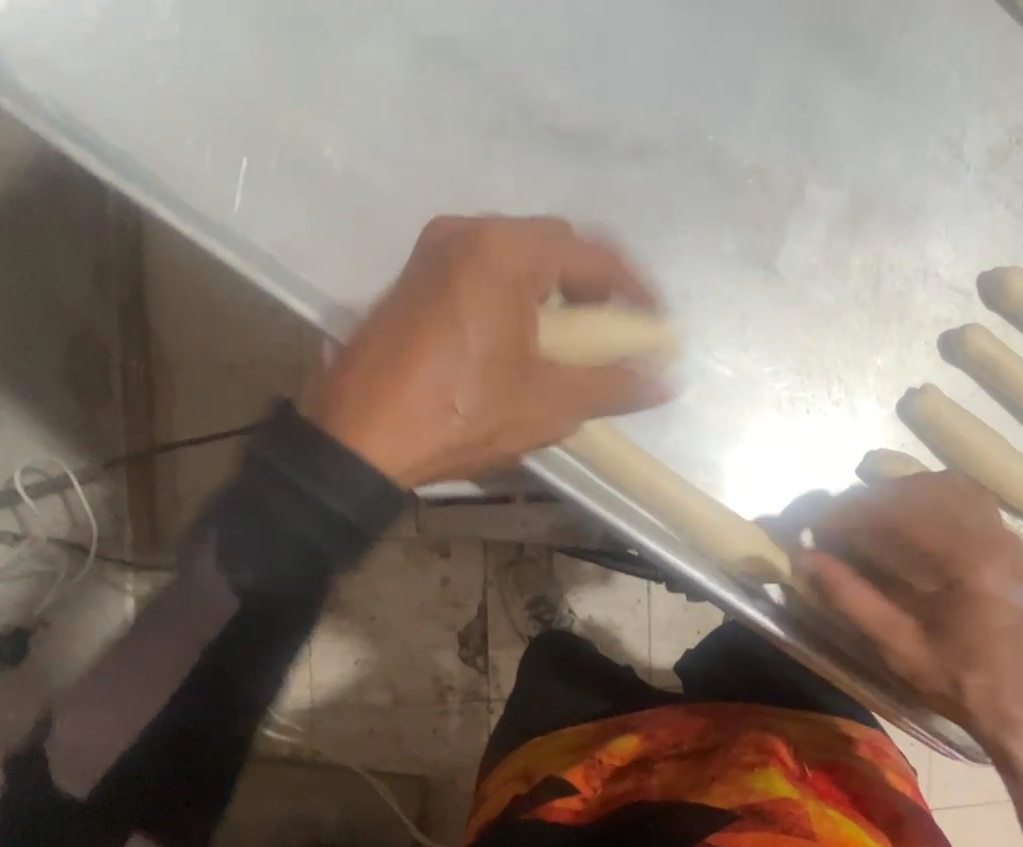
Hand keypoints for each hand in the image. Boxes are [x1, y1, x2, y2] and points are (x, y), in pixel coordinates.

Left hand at [301, 216, 673, 486]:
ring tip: (582, 337)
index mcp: (504, 252)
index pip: (592, 255)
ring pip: (520, 255)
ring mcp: (436, 252)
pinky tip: (534, 335)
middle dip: (597, 286)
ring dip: (559, 289)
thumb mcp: (549, 404)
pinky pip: (488, 269)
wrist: (357, 437)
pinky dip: (522, 293)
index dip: (635, 290)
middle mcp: (468, 233)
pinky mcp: (418, 276)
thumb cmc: (461, 414)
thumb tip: (666, 382)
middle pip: (555, 245)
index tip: (659, 326)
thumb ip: (614, 385)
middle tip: (621, 330)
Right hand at [794, 472, 1022, 758]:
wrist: (1013, 701)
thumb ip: (850, 597)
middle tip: (836, 522)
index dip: (851, 515)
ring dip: (900, 494)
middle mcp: (990, 537)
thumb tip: (804, 558)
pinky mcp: (1003, 542)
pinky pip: (965, 498)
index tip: (816, 527)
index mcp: (968, 562)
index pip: (900, 514)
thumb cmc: (956, 679)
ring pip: (946, 486)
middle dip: (872, 501)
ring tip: (866, 517)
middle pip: (923, 490)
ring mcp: (1002, 536)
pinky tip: (904, 520)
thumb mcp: (896, 644)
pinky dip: (929, 499)